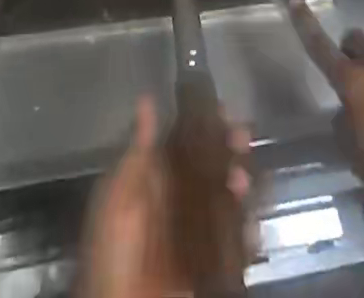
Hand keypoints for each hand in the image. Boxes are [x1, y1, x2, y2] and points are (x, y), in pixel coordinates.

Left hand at [75, 96, 251, 297]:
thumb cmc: (113, 250)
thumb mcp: (118, 198)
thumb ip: (137, 152)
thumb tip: (147, 99)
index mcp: (155, 182)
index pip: (186, 144)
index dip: (206, 125)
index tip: (225, 109)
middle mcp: (179, 202)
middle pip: (213, 167)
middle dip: (231, 149)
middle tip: (243, 137)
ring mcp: (198, 233)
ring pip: (229, 199)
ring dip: (241, 185)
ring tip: (241, 181)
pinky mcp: (212, 265)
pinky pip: (238, 244)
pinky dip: (249, 231)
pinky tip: (251, 222)